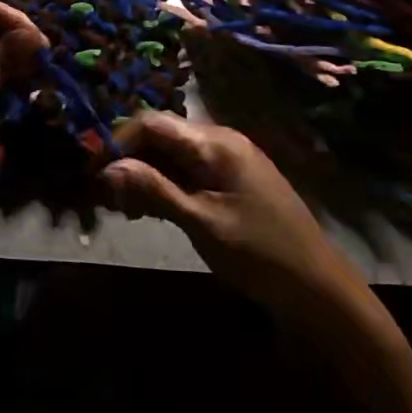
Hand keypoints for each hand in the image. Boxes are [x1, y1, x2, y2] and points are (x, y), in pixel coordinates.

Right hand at [100, 113, 361, 311]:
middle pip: (158, 136)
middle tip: (107, 198)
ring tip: (126, 210)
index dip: (117, 143)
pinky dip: (162, 186)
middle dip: (128, 162)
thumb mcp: (201, 222)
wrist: (318, 288)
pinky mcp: (228, 179)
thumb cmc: (259, 254)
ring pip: (168, 155)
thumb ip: (153, 189)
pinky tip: (150, 212)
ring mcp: (225, 159)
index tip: (93, 173)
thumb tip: (106, 168)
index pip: (151, 123)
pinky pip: (184, 170)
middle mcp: (219, 140)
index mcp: (215, 143)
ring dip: (142, 177)